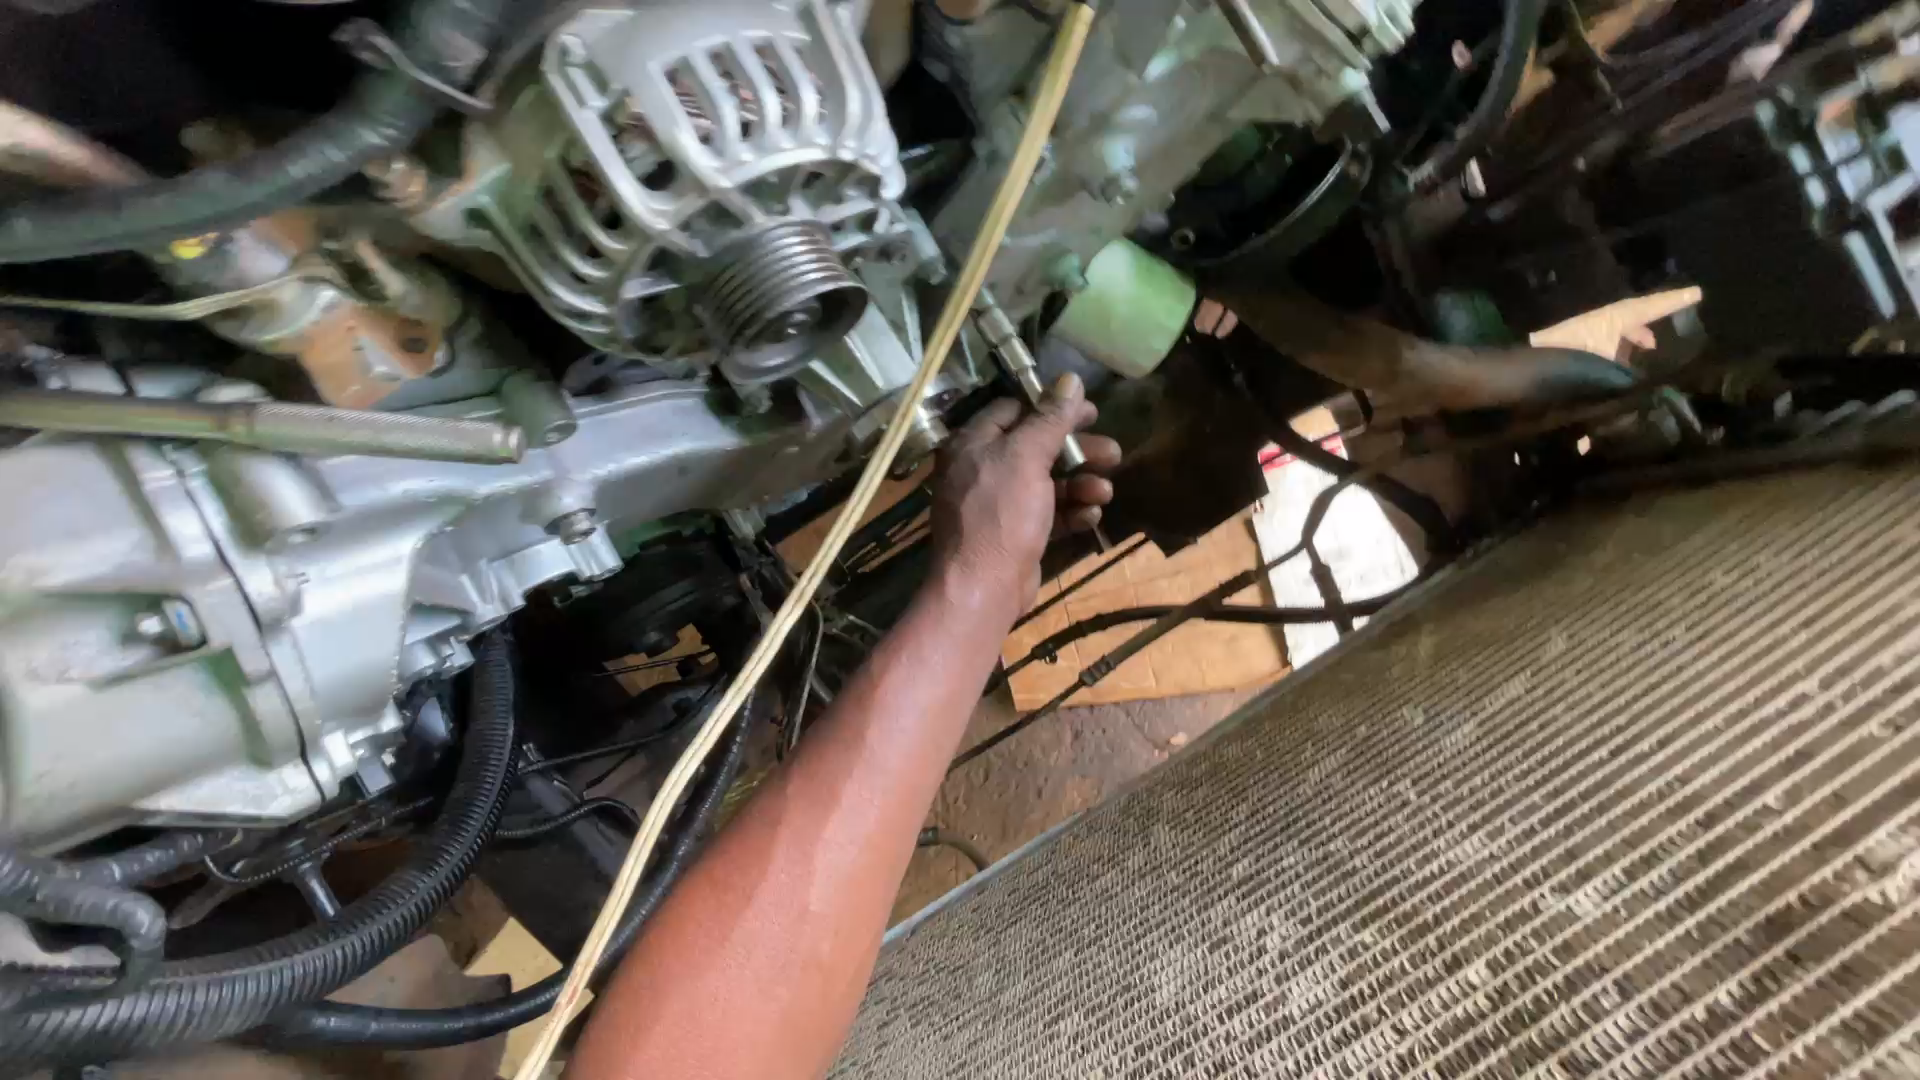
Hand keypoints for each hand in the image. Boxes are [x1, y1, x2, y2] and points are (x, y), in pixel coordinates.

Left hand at [928, 372, 1120, 611]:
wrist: (982, 587)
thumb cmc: (1000, 514)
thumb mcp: (1027, 457)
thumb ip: (1050, 419)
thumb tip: (1070, 379)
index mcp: (973, 444)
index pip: (1014, 410)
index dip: (1053, 408)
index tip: (1090, 412)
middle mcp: (981, 470)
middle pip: (1037, 448)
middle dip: (1077, 451)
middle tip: (1113, 453)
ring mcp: (997, 505)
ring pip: (1046, 483)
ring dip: (1080, 484)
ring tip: (1105, 491)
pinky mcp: (1014, 535)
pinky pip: (1047, 514)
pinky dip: (1070, 512)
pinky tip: (1091, 516)